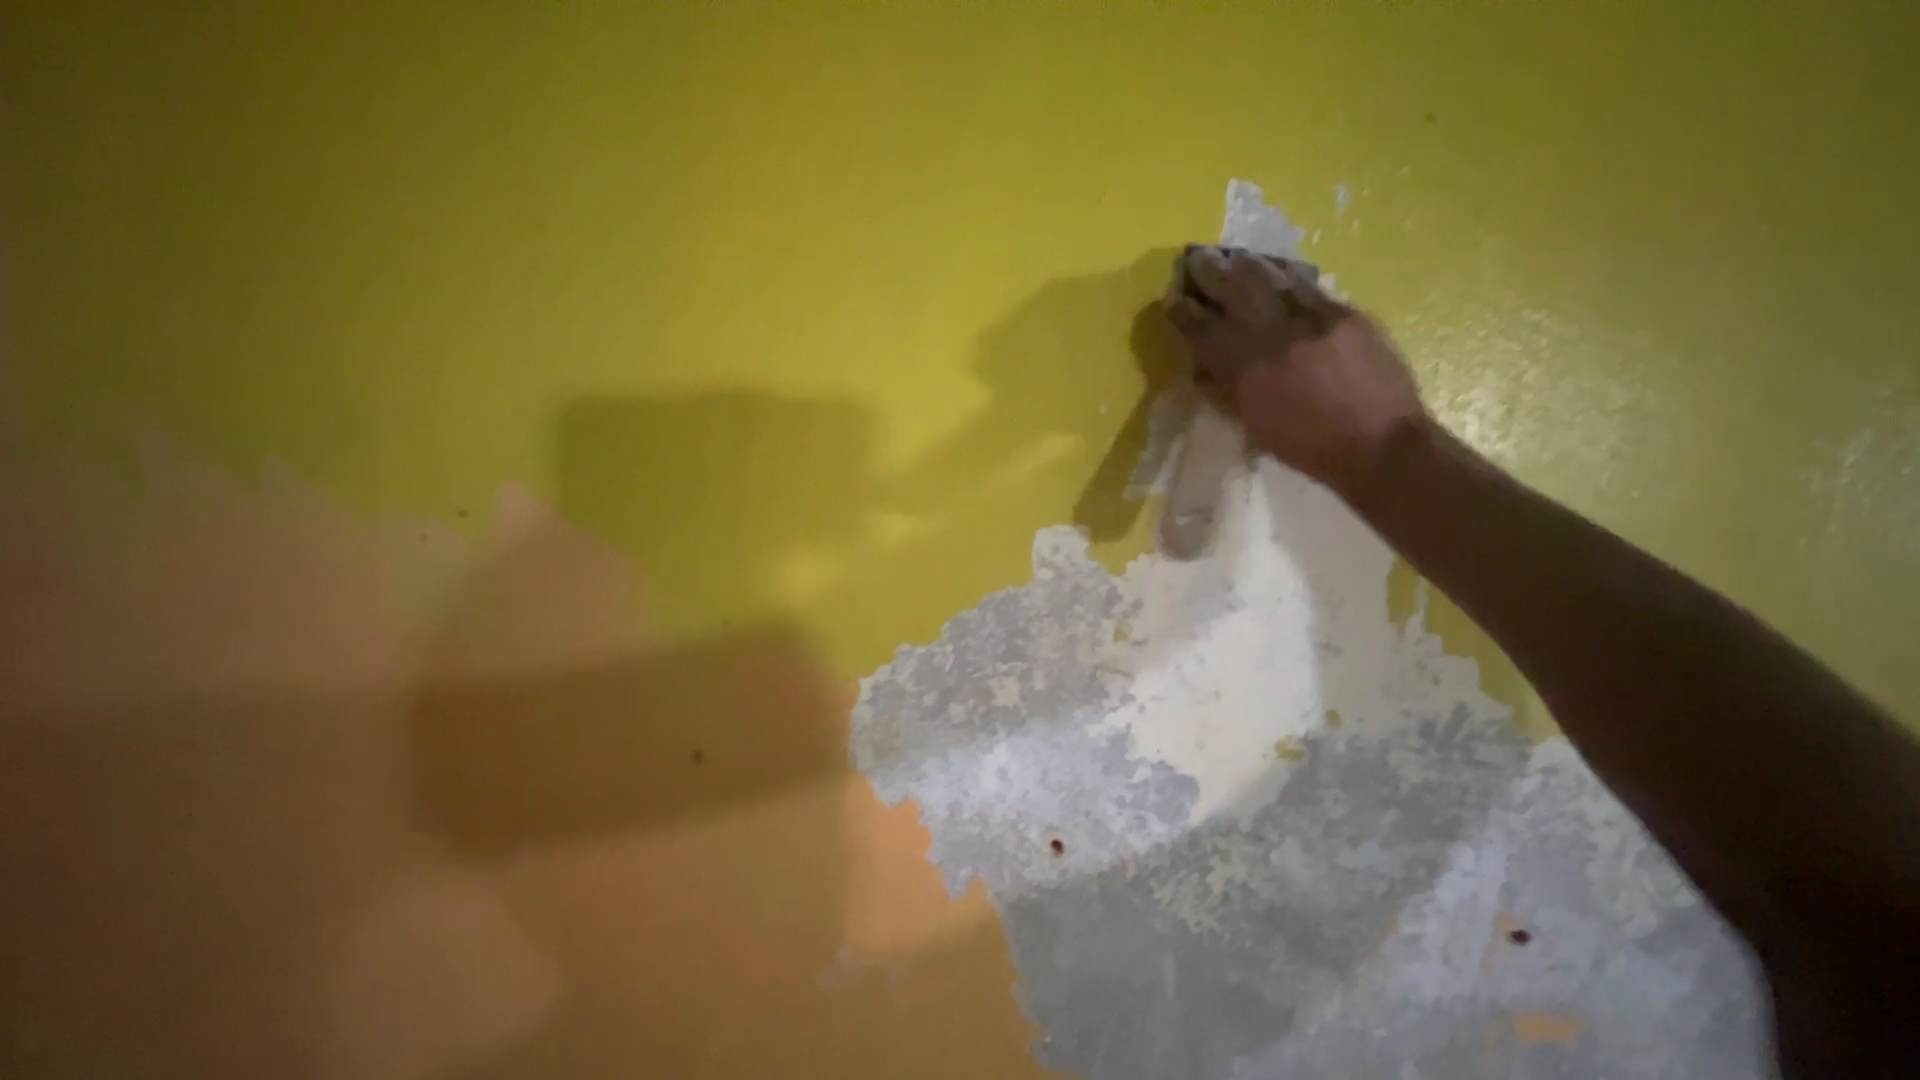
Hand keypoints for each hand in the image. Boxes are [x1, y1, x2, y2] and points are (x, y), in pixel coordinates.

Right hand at [1164, 246, 1427, 494]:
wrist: (1379, 444)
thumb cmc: (1309, 447)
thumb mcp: (1253, 425)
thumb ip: (1226, 389)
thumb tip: (1203, 364)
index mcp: (1243, 370)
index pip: (1200, 329)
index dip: (1181, 311)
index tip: (1172, 299)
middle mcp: (1272, 336)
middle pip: (1232, 288)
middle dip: (1209, 272)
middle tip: (1198, 259)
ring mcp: (1311, 318)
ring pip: (1270, 277)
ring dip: (1246, 265)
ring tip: (1234, 258)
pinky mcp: (1343, 313)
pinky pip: (1306, 285)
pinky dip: (1285, 276)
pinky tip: (1277, 270)